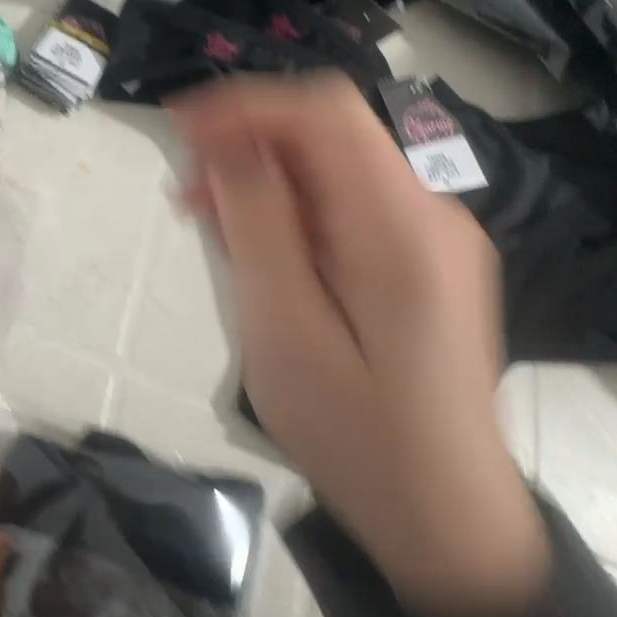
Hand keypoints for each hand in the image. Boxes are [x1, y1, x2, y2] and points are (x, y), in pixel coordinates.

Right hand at [169, 73, 547, 616]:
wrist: (439, 512)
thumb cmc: (351, 428)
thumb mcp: (282, 324)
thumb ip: (257, 223)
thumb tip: (225, 140)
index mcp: (399, 225)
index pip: (324, 111)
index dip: (244, 103)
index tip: (176, 128)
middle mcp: (427, 213)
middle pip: (326, 135)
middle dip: (244, 143)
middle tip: (180, 191)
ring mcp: (429, 237)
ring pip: (329, 168)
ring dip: (259, 178)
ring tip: (201, 221)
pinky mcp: (417, 261)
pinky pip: (342, 206)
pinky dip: (286, 210)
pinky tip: (249, 246)